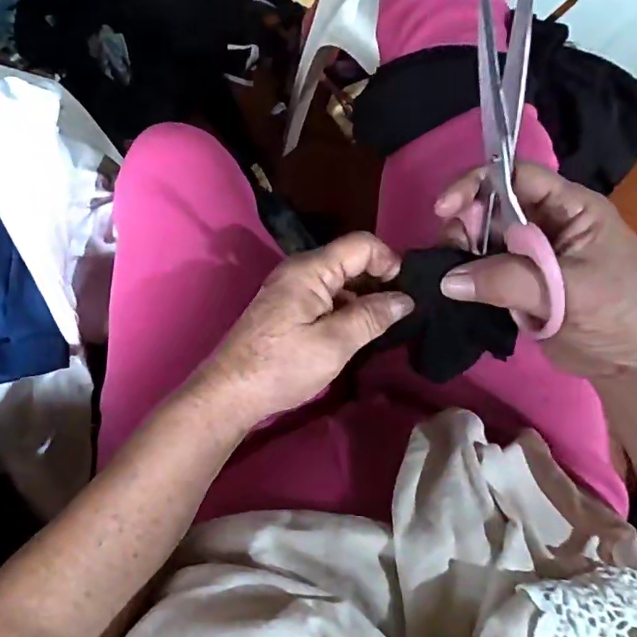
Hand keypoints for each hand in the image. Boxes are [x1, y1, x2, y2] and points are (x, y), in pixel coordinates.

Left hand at [191, 233, 413, 425]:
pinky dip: (347, 307)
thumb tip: (405, 299)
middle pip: (350, 259)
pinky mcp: (288, 307)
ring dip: (364, 296)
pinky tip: (359, 331)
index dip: (389, 262)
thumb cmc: (281, 367)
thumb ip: (371, 317)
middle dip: (380, 279)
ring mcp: (291, 289)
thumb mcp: (333, 345)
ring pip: (340, 280)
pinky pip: (326, 296)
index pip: (362, 244)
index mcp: (310, 270)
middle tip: (403, 311)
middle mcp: (299, 271)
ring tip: (387, 324)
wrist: (229, 392)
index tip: (407, 292)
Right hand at [434, 162, 636, 377]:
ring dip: (465, 254)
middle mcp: (549, 225)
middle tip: (449, 252)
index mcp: (571, 208)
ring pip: (487, 243)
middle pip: (495, 208)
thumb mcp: (567, 290)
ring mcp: (536, 258)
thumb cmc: (621, 313)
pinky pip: (489, 275)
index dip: (478, 185)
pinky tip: (456, 291)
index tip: (445, 210)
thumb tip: (447, 279)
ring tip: (450, 277)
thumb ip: (507, 281)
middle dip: (467, 223)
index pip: (517, 177)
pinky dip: (471, 280)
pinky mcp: (525, 289)